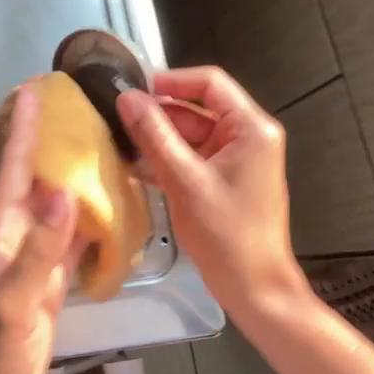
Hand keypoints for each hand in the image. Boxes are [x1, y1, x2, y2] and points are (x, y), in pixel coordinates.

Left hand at [0, 85, 79, 373]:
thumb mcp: (14, 303)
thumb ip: (38, 251)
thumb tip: (63, 191)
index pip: (13, 169)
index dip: (21, 129)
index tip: (32, 90)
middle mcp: (13, 237)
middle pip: (32, 177)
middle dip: (46, 141)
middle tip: (72, 106)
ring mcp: (31, 260)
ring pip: (53, 205)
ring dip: (69, 174)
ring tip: (95, 143)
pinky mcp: (48, 283)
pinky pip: (70, 240)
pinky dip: (87, 220)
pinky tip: (108, 208)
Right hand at [117, 67, 305, 315]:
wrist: (256, 292)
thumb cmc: (226, 234)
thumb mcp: (184, 180)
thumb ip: (154, 134)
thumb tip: (125, 97)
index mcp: (251, 128)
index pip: (209, 82)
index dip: (171, 81)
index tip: (134, 90)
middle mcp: (247, 136)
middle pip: (196, 109)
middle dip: (158, 113)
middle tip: (116, 118)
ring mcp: (236, 159)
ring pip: (190, 133)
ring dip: (157, 138)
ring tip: (119, 141)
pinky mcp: (224, 180)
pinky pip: (191, 156)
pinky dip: (166, 158)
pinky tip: (134, 166)